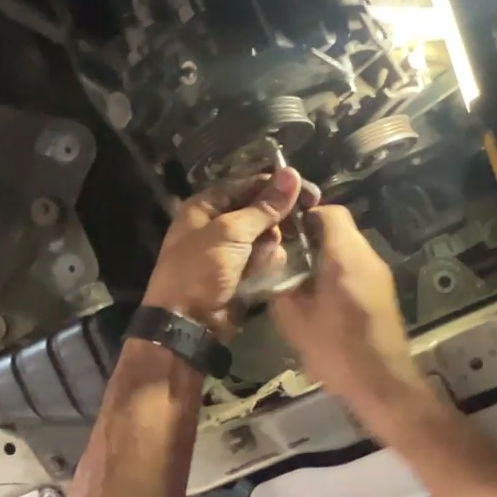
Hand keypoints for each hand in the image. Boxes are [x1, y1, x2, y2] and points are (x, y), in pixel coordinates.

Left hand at [142, 168, 307, 340]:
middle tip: (298, 225)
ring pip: (266, 238)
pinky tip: (264, 273)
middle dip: (274, 222)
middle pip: (260, 212)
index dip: (277, 187)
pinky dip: (266, 266)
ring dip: (269, 248)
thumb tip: (292, 174)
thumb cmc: (201, 269)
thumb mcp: (231, 232)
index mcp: (206, 206)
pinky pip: (263, 261)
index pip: (248, 185)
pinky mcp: (240, 275)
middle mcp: (217, 225)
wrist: (187, 323)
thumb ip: (264, 206)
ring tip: (263, 260)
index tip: (309, 191)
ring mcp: (229, 252)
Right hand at [270, 205, 425, 417]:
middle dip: (312, 239)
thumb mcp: (294, 319)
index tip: (285, 232)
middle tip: (287, 258)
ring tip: (301, 280)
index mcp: (345, 255)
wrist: (382, 382)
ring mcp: (380, 274)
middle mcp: (368, 257)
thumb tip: (275, 269)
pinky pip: (358, 268)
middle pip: (340, 230)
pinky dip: (339, 273)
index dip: (305, 216)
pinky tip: (321, 298)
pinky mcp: (384, 292)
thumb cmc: (336, 349)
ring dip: (326, 257)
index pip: (329, 212)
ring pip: (349, 250)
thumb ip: (281, 286)